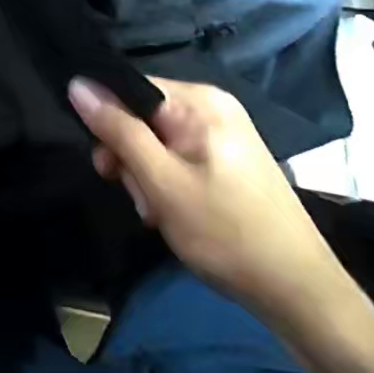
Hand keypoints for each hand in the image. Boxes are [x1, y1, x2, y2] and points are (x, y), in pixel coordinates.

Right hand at [69, 76, 347, 329]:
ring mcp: (223, 134)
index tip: (106, 165)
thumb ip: (118, 131)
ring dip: (148, 179)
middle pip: (143, 116)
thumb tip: (78, 83)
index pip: (131, 88)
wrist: (295, 288)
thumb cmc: (226, 232)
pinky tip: (177, 215)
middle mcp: (213, 106)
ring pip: (157, 142)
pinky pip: (179, 158)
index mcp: (201, 100)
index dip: (109, 122)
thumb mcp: (162, 182)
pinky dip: (169, 185)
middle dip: (132, 159)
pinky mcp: (227, 159)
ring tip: (163, 215)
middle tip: (144, 199)